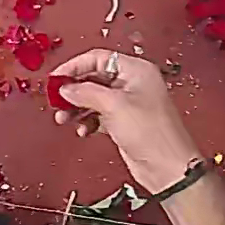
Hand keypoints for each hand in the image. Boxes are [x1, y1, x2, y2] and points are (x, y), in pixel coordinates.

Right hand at [51, 50, 200, 191]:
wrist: (168, 167)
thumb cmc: (153, 133)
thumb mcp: (114, 106)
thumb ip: (86, 93)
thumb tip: (66, 88)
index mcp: (136, 70)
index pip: (98, 58)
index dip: (75, 66)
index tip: (57, 78)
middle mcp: (133, 83)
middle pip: (94, 77)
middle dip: (74, 89)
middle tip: (57, 100)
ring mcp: (128, 103)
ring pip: (94, 97)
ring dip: (76, 107)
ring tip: (64, 117)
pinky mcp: (124, 121)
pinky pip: (98, 114)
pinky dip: (87, 120)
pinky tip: (82, 129)